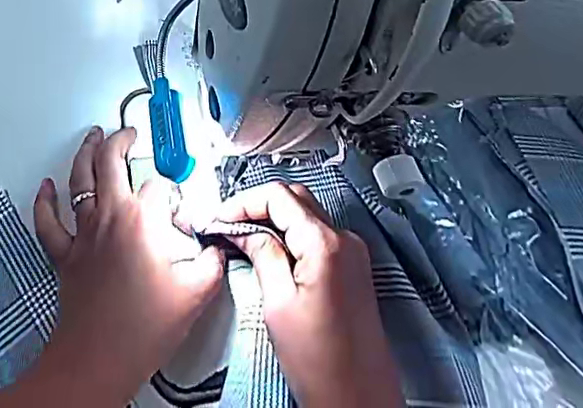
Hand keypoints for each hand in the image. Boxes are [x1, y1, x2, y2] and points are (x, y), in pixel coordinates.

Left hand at [0, 127, 224, 406]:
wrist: (99, 360)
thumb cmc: (141, 330)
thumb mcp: (194, 295)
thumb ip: (211, 264)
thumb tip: (216, 250)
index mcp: (141, 221)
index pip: (160, 186)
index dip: (174, 193)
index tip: (180, 207)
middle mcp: (110, 216)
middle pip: (110, 161)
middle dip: (120, 140)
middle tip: (129, 134)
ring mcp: (84, 232)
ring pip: (79, 178)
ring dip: (85, 152)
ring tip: (92, 137)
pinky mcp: (65, 253)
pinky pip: (48, 220)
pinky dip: (44, 200)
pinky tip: (46, 186)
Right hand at [215, 182, 401, 407]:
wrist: (362, 406)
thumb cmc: (325, 368)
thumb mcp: (278, 305)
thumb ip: (261, 254)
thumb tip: (242, 229)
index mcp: (325, 245)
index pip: (277, 197)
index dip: (242, 202)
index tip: (220, 217)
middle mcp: (344, 241)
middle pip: (292, 198)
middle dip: (256, 205)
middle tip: (227, 222)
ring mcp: (352, 254)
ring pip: (303, 212)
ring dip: (271, 217)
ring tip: (241, 235)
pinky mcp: (352, 268)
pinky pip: (315, 233)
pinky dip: (289, 232)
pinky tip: (268, 248)